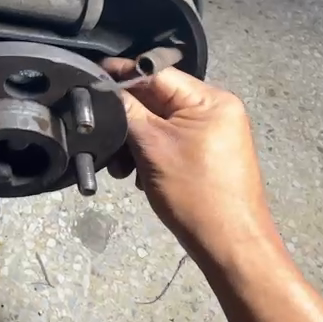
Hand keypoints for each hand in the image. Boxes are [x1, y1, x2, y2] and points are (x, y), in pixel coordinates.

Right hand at [105, 61, 282, 270]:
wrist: (231, 249)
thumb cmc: (195, 194)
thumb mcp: (152, 146)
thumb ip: (127, 109)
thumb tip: (104, 86)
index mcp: (211, 100)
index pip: (157, 72)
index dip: (122, 74)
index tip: (91, 75)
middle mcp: (216, 110)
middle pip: (158, 98)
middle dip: (128, 116)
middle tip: (103, 132)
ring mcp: (214, 132)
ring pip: (160, 121)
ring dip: (135, 139)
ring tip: (119, 165)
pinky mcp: (207, 153)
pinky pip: (170, 138)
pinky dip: (149, 151)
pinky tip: (135, 173)